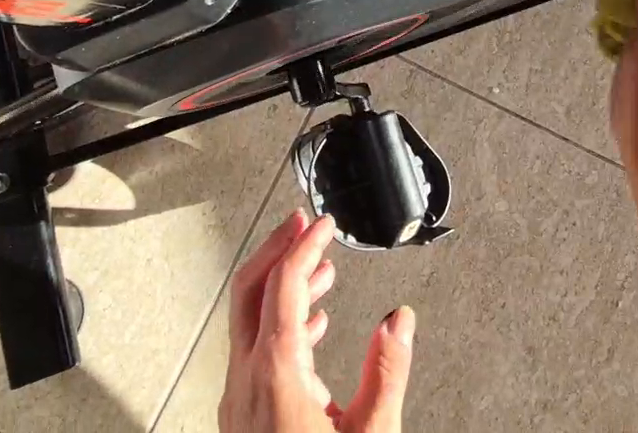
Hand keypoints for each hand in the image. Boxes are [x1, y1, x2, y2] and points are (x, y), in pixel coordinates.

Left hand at [219, 210, 416, 432]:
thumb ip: (385, 373)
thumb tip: (399, 320)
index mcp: (275, 373)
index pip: (283, 283)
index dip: (305, 245)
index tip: (324, 225)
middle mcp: (245, 381)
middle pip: (248, 290)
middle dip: (277, 248)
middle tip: (302, 223)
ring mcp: (238, 400)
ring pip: (248, 320)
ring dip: (280, 284)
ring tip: (318, 267)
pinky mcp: (242, 419)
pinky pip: (253, 351)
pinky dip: (278, 321)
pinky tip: (310, 324)